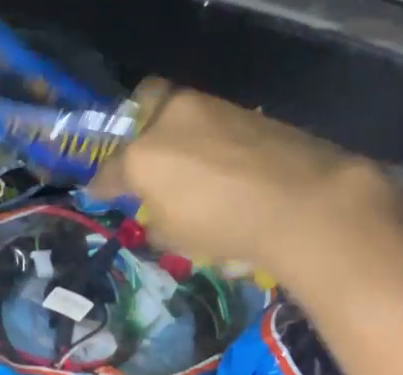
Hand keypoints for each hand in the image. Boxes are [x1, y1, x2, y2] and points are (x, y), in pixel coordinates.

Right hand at [92, 84, 402, 276]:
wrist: (303, 204)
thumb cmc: (224, 229)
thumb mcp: (175, 237)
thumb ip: (154, 218)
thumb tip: (152, 213)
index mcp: (143, 155)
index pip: (109, 170)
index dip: (101, 187)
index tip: (99, 196)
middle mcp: (172, 119)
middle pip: (143, 109)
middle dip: (137, 133)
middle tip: (143, 166)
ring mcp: (212, 108)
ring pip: (179, 114)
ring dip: (175, 138)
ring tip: (186, 176)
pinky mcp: (246, 111)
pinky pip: (210, 124)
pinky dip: (205, 144)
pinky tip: (219, 173)